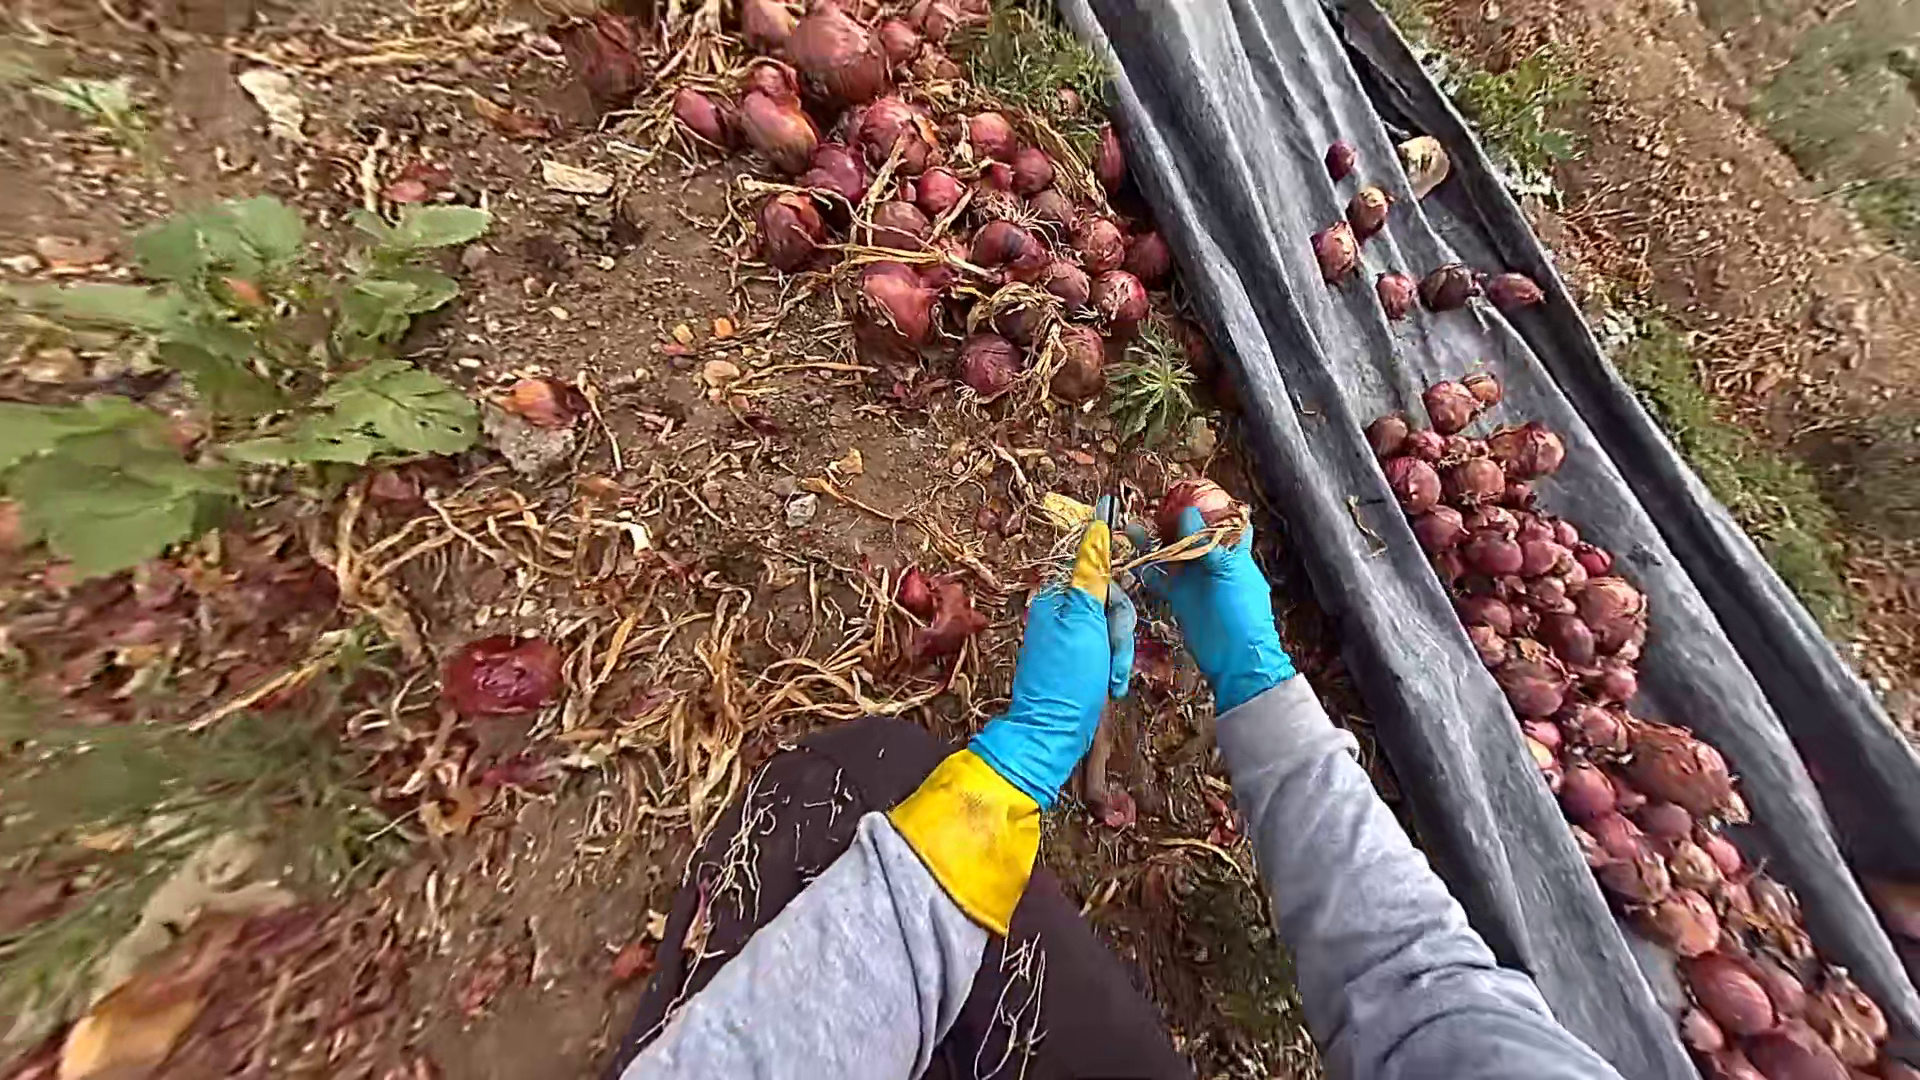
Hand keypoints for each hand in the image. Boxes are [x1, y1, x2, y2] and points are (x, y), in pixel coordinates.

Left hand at [970, 497, 1136, 807]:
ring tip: (1112, 675)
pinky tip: (1111, 683)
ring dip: (1120, 648)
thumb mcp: (1083, 620)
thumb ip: (1091, 574)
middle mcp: (1063, 608)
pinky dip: (1115, 663)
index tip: (1124, 521)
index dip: (1112, 551)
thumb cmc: (1068, 676)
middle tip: (1115, 647)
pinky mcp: (1083, 654)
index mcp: (1057, 594)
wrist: (1054, 730)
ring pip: (1114, 621)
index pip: (1092, 559)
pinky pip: (1110, 645)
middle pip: (1110, 594)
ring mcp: (1073, 633)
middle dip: (1120, 621)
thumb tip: (1094, 527)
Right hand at [1132, 506, 1293, 712]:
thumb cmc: (1242, 613)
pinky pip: (1158, 578)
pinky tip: (1131, 558)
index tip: (1187, 492)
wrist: (1235, 658)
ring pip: (1170, 554)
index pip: (1225, 522)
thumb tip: (1186, 513)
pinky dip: (1145, 569)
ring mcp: (1193, 579)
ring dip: (1152, 542)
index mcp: (1232, 552)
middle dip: (1171, 521)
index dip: (1210, 506)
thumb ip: (1206, 544)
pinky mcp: (1178, 596)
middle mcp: (1211, 562)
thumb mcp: (1229, 573)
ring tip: (1132, 528)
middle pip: (1190, 535)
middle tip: (1151, 508)